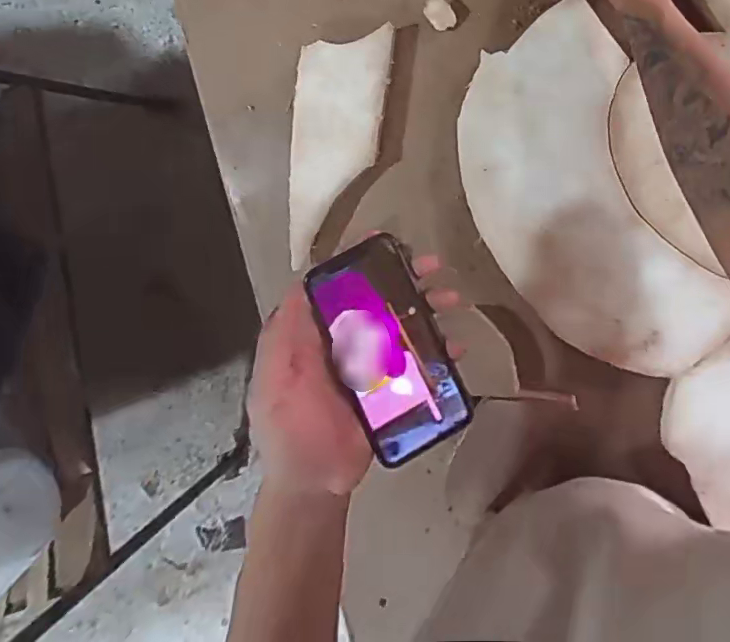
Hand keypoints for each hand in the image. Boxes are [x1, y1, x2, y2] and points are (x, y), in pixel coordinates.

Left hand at [248, 257, 459, 497]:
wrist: (314, 487)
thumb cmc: (287, 432)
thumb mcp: (273, 380)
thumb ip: (284, 335)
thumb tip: (299, 282)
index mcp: (316, 333)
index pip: (338, 287)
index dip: (360, 262)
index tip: (384, 241)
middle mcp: (346, 342)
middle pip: (377, 300)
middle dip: (405, 278)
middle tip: (433, 266)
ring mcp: (372, 366)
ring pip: (402, 326)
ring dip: (427, 308)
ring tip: (451, 300)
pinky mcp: (393, 392)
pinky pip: (419, 365)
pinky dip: (439, 351)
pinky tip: (456, 346)